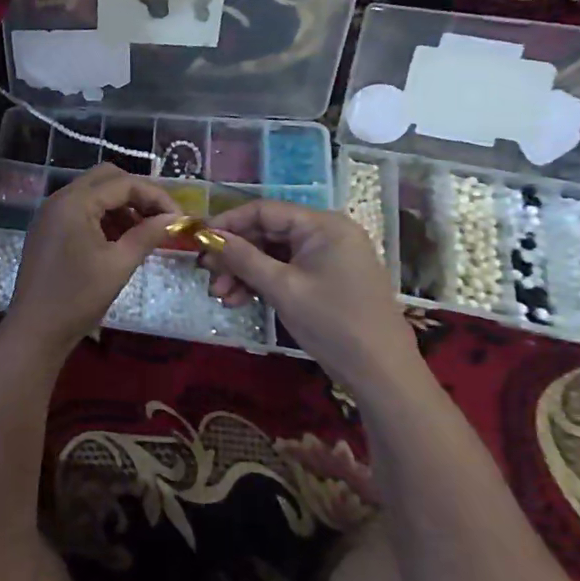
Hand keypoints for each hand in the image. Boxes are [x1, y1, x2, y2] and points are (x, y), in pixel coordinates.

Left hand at [7, 163, 179, 349]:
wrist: (35, 329)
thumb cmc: (78, 297)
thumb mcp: (119, 264)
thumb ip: (148, 234)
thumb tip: (175, 219)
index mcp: (74, 203)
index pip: (124, 183)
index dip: (157, 197)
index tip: (180, 218)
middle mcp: (59, 199)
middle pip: (106, 179)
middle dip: (138, 195)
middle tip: (161, 220)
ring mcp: (50, 214)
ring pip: (93, 194)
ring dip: (121, 206)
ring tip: (144, 234)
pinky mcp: (47, 230)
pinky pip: (79, 210)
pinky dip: (103, 218)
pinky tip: (119, 241)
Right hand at [201, 199, 421, 389]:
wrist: (380, 370)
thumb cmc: (331, 321)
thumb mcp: (281, 288)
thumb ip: (242, 258)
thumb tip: (208, 237)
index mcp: (322, 226)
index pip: (264, 210)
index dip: (228, 223)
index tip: (199, 242)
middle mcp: (327, 233)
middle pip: (266, 232)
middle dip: (234, 255)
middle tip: (207, 276)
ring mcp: (328, 256)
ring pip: (272, 254)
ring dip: (243, 273)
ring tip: (221, 296)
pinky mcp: (326, 278)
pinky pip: (285, 270)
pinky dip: (261, 283)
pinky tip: (239, 301)